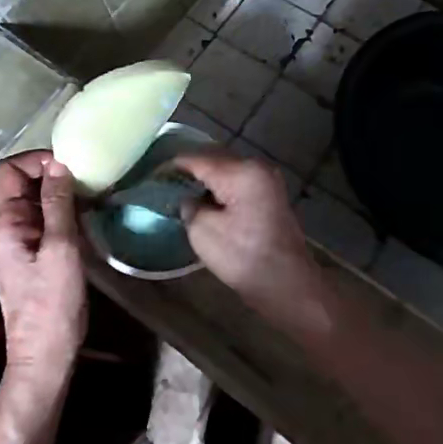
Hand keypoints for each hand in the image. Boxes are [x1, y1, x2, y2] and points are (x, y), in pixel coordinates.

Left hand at [0, 150, 86, 373]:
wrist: (45, 353)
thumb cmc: (52, 303)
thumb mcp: (61, 249)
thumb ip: (58, 204)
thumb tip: (59, 164)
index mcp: (0, 224)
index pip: (9, 170)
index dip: (37, 161)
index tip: (70, 167)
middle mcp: (1, 228)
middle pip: (20, 184)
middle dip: (51, 176)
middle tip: (86, 180)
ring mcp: (13, 242)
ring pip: (32, 201)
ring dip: (58, 195)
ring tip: (90, 197)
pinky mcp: (28, 254)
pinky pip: (41, 220)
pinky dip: (60, 213)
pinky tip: (84, 218)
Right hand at [173, 150, 319, 300]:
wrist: (286, 284)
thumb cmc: (243, 256)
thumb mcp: (203, 231)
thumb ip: (190, 207)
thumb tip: (189, 199)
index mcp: (241, 172)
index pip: (199, 159)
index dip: (175, 164)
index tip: (156, 171)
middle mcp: (257, 168)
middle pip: (217, 160)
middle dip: (193, 169)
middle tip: (167, 180)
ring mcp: (268, 183)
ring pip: (229, 172)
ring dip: (208, 179)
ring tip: (183, 190)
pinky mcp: (271, 198)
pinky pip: (240, 184)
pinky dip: (223, 189)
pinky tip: (207, 201)